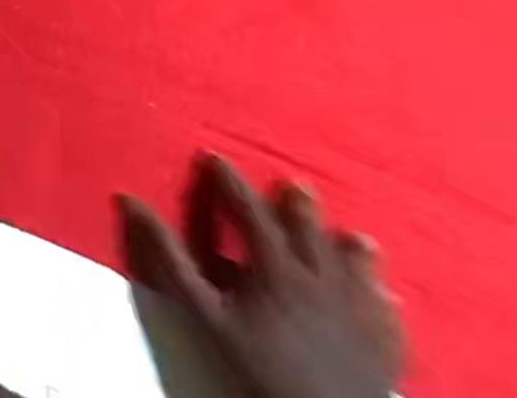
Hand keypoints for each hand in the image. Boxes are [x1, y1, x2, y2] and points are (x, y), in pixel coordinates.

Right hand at [119, 155, 403, 397]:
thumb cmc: (253, 359)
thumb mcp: (199, 306)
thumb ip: (167, 253)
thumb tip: (129, 200)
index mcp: (276, 267)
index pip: (250, 211)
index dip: (230, 182)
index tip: (214, 157)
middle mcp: (323, 280)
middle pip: (309, 232)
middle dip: (297, 205)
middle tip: (292, 183)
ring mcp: (361, 311)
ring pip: (356, 267)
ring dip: (348, 246)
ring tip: (351, 234)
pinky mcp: (387, 342)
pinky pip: (386, 308)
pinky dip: (380, 292)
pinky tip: (384, 292)